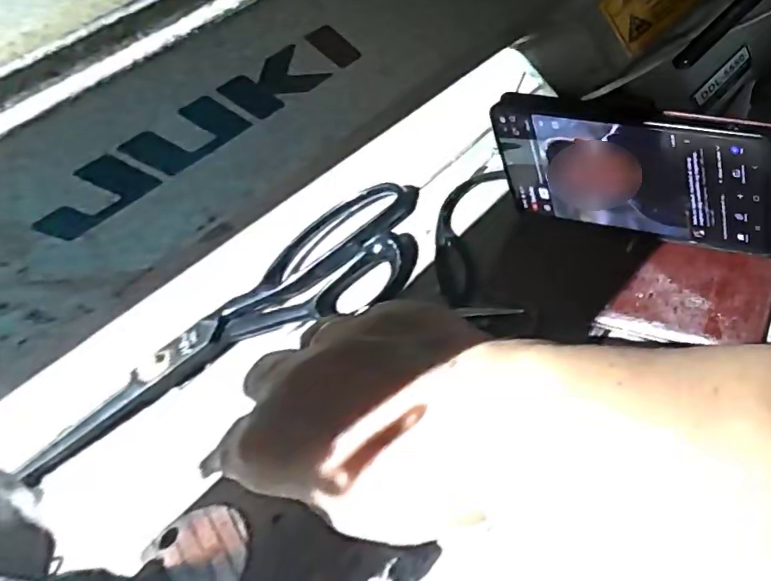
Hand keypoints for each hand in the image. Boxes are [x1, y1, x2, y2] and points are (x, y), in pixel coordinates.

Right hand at [204, 301, 489, 546]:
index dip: (264, 447)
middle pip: (268, 376)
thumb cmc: (424, 475)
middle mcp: (294, 381)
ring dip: (335, 351)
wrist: (493, 414)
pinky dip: (387, 327)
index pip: (234, 446)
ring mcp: (353, 335)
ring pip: (321, 335)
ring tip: (367, 368)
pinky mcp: (407, 308)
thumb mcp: (348, 506)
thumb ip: (317, 475)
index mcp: (261, 443)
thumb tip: (330, 466)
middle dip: (290, 388)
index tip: (283, 449)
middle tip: (325, 403)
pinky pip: (380, 313)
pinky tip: (409, 342)